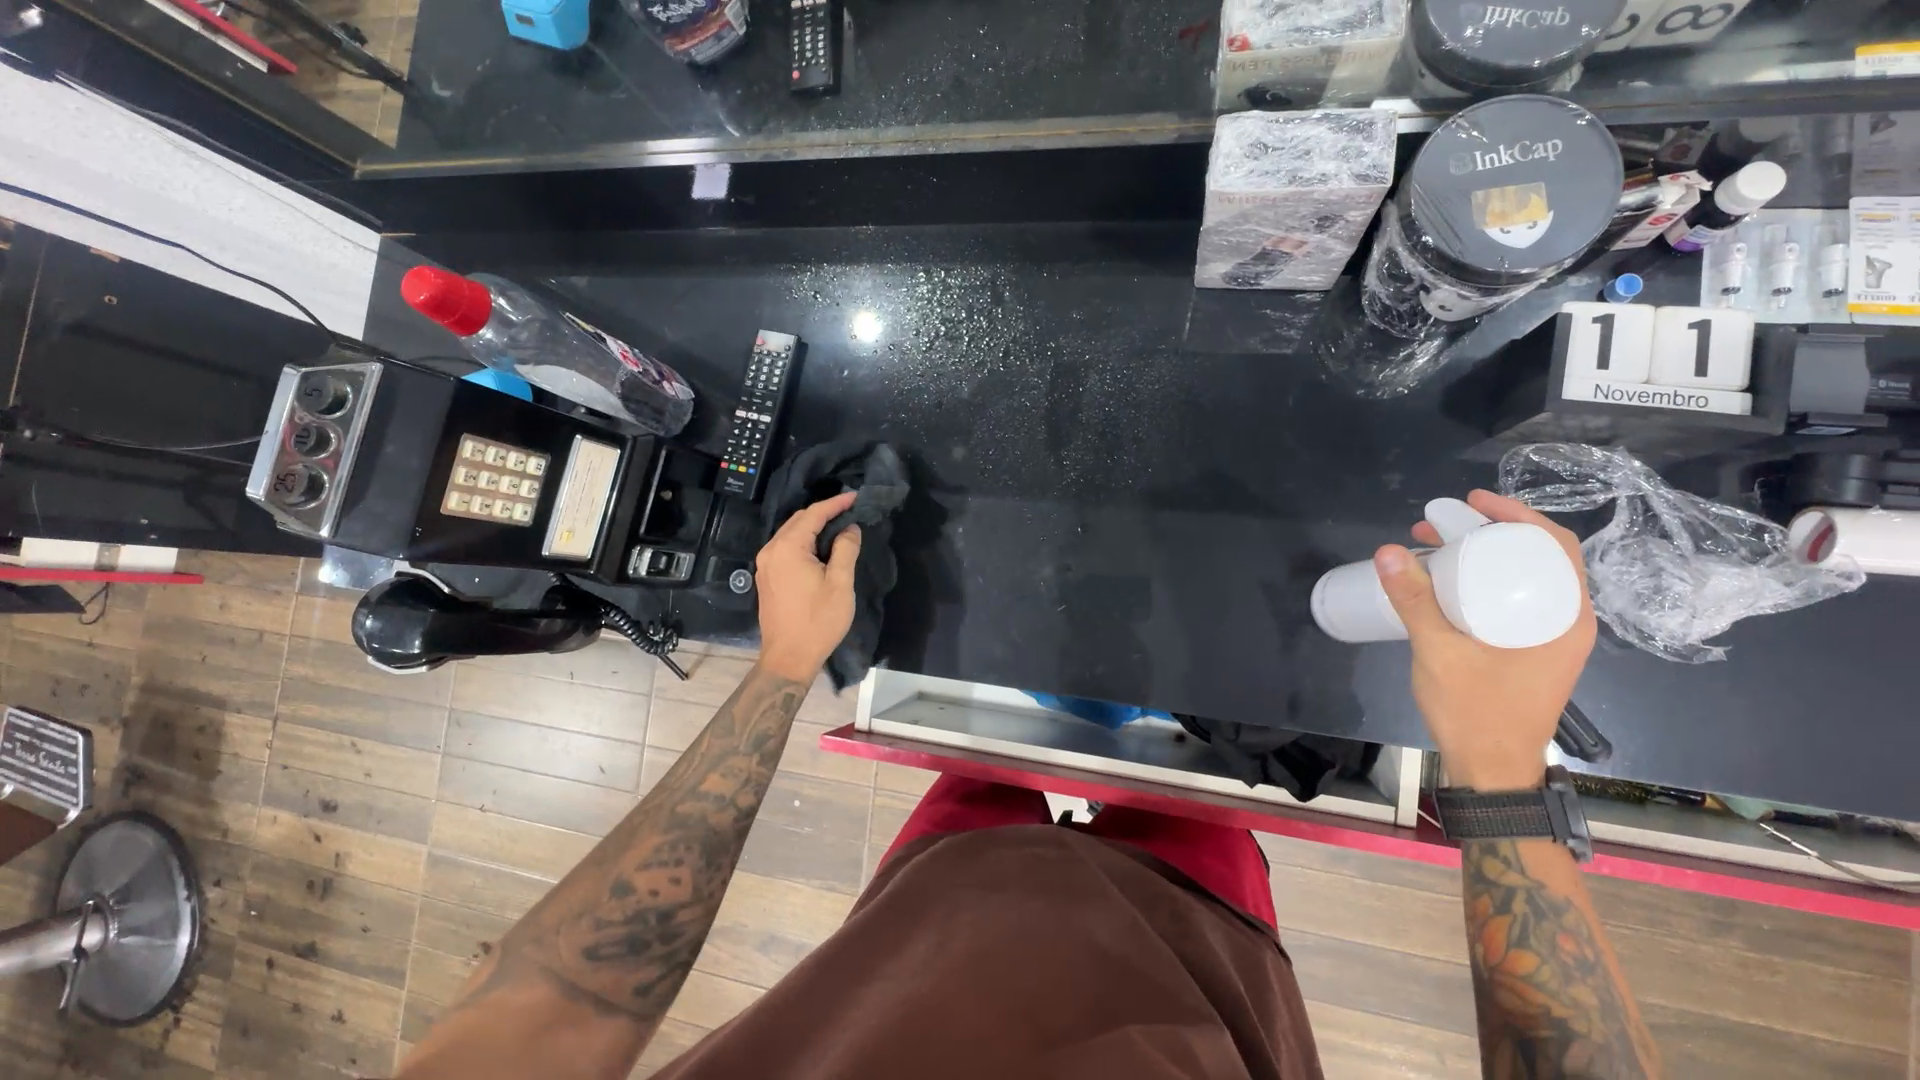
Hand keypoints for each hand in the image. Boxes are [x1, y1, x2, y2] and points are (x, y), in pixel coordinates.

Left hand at [755, 492, 861, 681]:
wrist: (789, 657)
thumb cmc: (817, 621)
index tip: (856, 497)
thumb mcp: (839, 584)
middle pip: (798, 520)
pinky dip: (803, 541)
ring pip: (790, 534)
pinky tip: (821, 548)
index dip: (836, 503)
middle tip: (850, 510)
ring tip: (839, 526)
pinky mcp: (766, 577)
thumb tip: (849, 528)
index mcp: (787, 548)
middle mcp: (771, 550)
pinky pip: (785, 548)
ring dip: (813, 527)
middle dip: (824, 513)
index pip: (813, 514)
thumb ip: (845, 550)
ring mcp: (765, 564)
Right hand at [1374, 489, 1595, 791]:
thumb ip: (1415, 601)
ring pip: (1528, 580)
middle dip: (1491, 532)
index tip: (1471, 502)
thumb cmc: (1476, 712)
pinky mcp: (1533, 652)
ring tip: (1437, 548)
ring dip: (1486, 557)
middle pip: (1541, 558)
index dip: (1516, 514)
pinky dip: (1488, 582)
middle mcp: (1569, 622)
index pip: (1556, 545)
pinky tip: (1450, 584)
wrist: (1492, 771)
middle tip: (1443, 523)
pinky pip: (1518, 601)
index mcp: (1565, 617)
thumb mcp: (1439, 652)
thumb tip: (1388, 551)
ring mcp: (1552, 639)